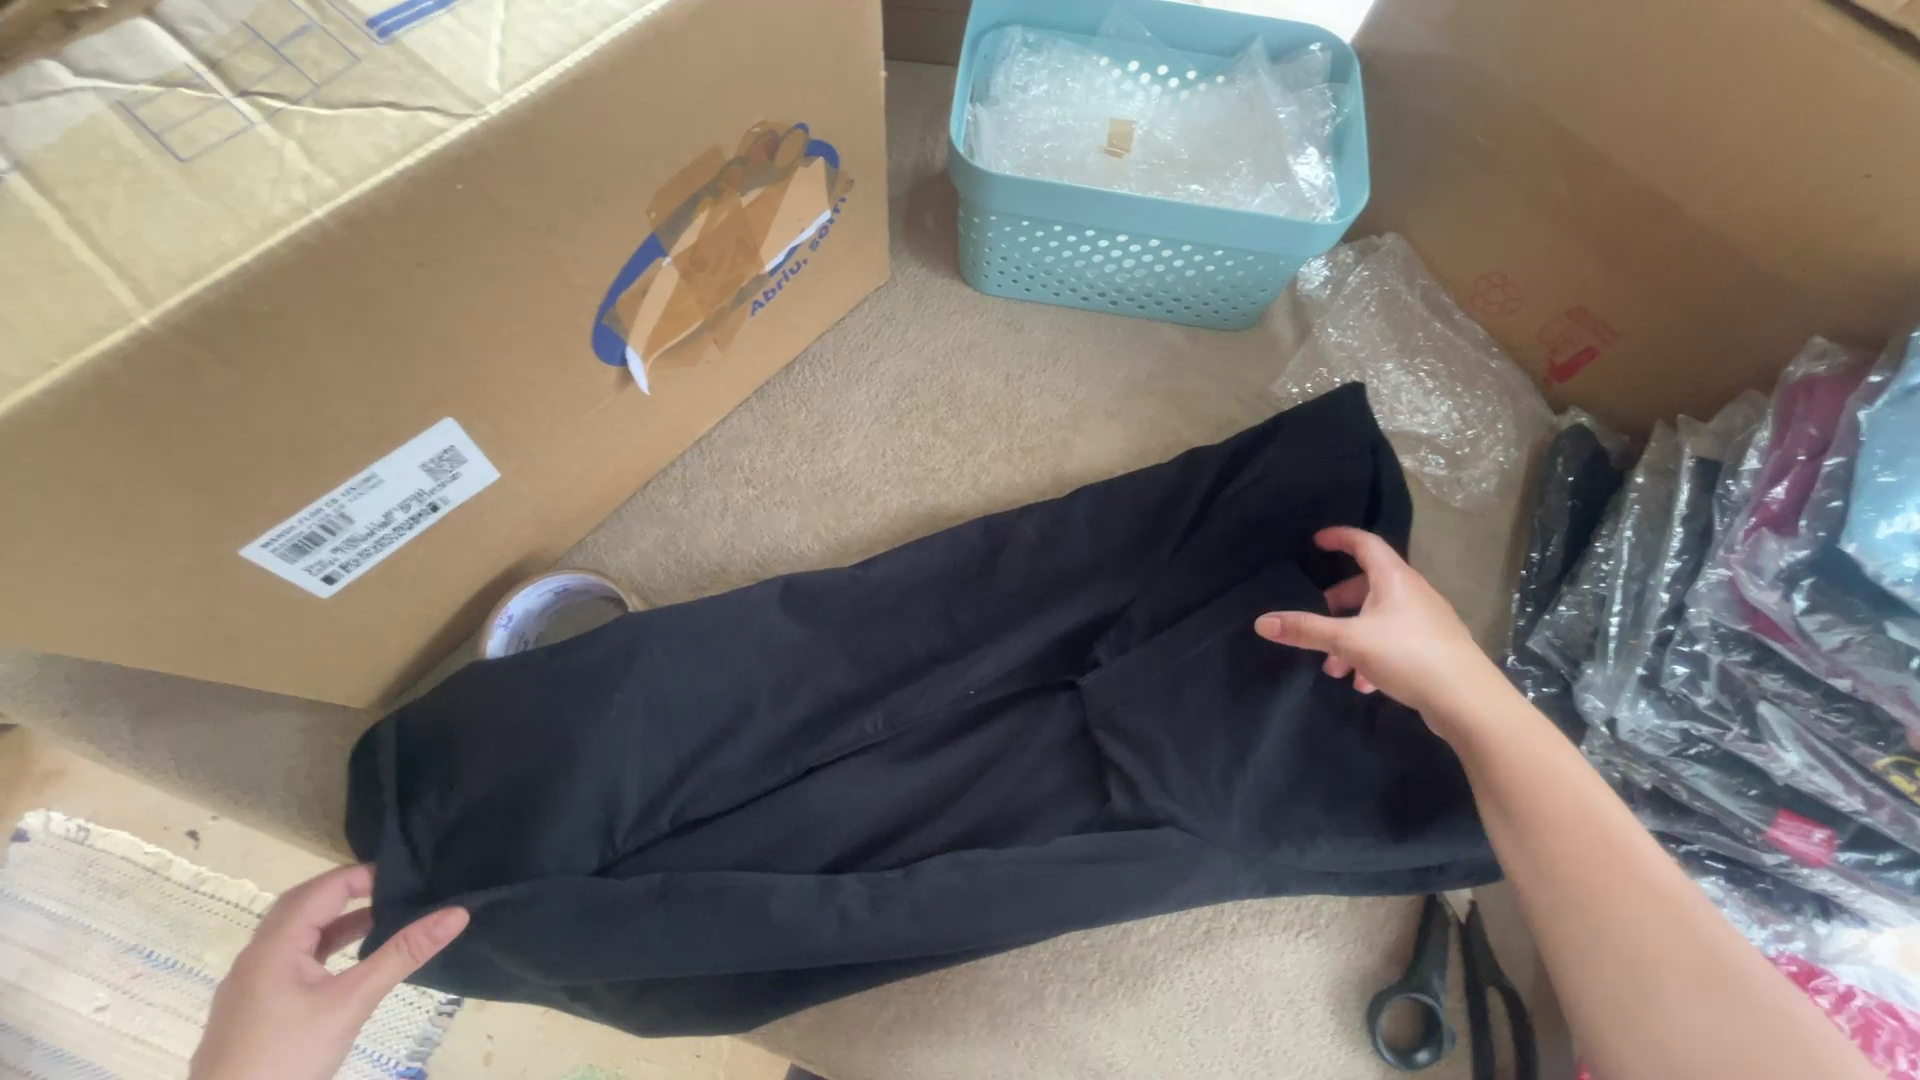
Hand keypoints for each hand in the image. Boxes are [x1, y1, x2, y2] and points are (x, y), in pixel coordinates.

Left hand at [189, 864, 467, 1079]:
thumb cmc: (288, 1057)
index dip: (365, 876)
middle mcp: (256, 958)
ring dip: (339, 919)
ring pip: (298, 934)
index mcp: (273, 947)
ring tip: (385, 918)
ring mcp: (252, 986)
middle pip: (304, 905)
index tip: (409, 877)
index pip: (323, 889)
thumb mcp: (353, 1002)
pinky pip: (294, 959)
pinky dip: (326, 947)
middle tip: (397, 888)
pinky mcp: (256, 1008)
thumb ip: (403, 954)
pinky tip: (352, 962)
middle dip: (351, 890)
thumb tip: (458, 912)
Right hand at [1253, 526, 1500, 728]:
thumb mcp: (1348, 641)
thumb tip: (1262, 622)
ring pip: (1378, 618)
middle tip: (1317, 619)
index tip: (1317, 541)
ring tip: (1334, 667)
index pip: (1365, 543)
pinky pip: (1393, 642)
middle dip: (1338, 603)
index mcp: (1395, 579)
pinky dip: (1372, 656)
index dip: (1340, 538)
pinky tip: (1363, 683)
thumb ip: (1305, 630)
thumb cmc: (1407, 655)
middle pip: (1368, 585)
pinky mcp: (1432, 649)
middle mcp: (1413, 593)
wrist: (1468, 701)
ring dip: (1351, 637)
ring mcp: (1426, 622)